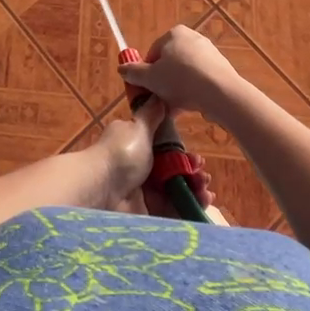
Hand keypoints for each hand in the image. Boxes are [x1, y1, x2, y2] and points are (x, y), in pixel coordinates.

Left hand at [85, 98, 215, 215]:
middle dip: (191, 174)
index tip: (198, 159)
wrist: (102, 190)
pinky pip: (171, 211)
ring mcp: (142, 193)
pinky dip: (188, 208)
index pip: (164, 150)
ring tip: (207, 192)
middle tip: (204, 177)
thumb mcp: (138, 128)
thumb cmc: (121, 154)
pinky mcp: (147, 214)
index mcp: (134, 145)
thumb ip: (150, 116)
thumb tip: (158, 96)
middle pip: (172, 172)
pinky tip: (203, 204)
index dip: (182, 155)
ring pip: (174, 192)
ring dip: (194, 191)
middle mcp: (138, 169)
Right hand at [118, 25, 247, 118]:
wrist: (220, 92)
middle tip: (160, 102)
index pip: (153, 53)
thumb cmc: (180, 80)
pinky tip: (191, 108)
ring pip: (185, 75)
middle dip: (164, 84)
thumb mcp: (150, 78)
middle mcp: (192, 38)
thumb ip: (133, 72)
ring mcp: (209, 53)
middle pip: (170, 64)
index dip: (147, 73)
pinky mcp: (221, 69)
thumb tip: (121, 68)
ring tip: (174, 110)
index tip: (147, 90)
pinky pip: (201, 81)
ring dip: (178, 92)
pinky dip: (194, 93)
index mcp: (174, 33)